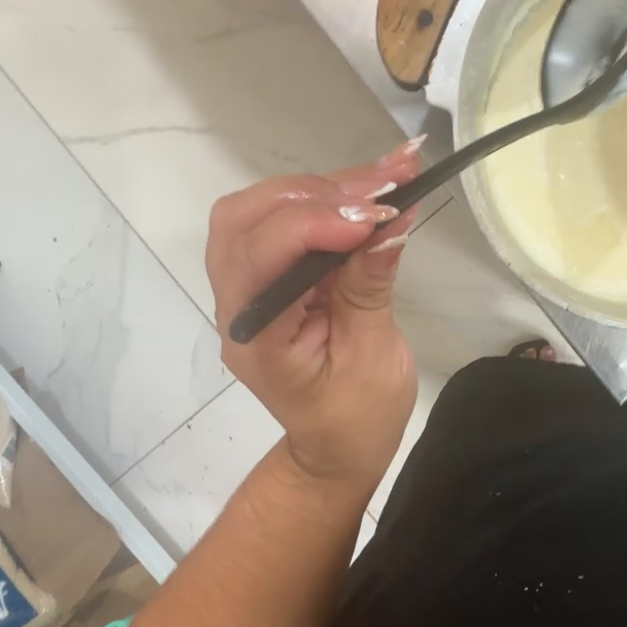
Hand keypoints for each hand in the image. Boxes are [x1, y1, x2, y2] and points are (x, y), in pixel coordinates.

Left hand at [206, 138, 426, 487]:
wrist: (337, 448)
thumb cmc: (356, 419)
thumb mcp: (371, 360)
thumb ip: (369, 289)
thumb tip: (387, 225)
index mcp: (257, 337)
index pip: (261, 258)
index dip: (313, 224)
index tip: (375, 214)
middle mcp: (238, 305)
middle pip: (245, 219)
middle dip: (313, 194)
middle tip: (381, 190)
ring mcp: (249, 288)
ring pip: (261, 211)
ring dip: (323, 189)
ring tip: (389, 178)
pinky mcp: (273, 278)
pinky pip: (286, 224)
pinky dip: (329, 200)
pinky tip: (374, 188)